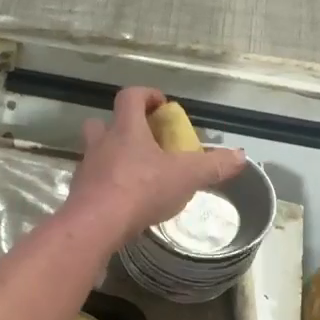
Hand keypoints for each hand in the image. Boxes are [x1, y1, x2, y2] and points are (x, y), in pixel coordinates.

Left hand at [68, 87, 247, 241]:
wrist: (95, 224)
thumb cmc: (141, 190)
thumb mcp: (186, 177)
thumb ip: (214, 166)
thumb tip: (241, 156)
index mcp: (125, 129)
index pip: (130, 96)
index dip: (147, 95)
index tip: (162, 107)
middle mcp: (100, 143)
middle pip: (103, 122)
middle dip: (121, 127)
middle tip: (143, 142)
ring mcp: (86, 168)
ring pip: (95, 153)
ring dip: (112, 158)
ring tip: (135, 175)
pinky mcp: (78, 193)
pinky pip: (92, 182)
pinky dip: (106, 186)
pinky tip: (123, 201)